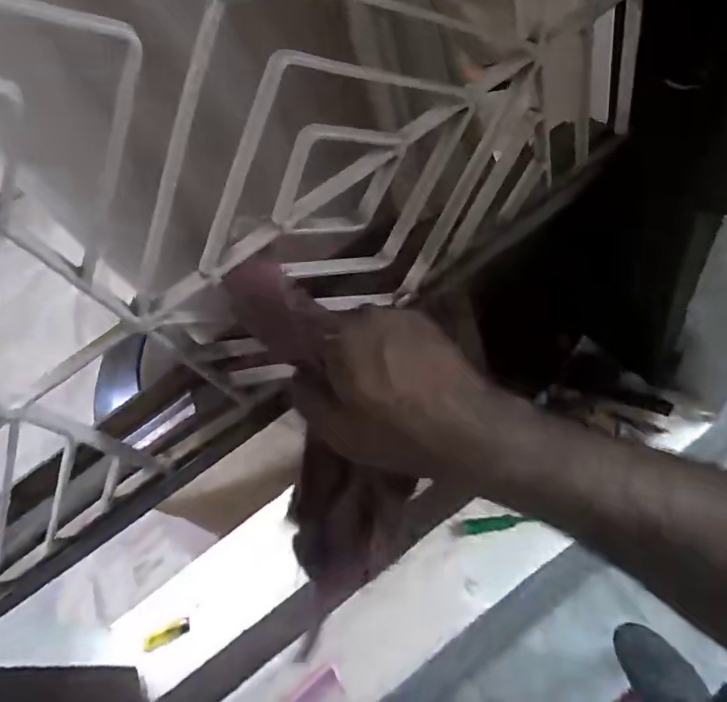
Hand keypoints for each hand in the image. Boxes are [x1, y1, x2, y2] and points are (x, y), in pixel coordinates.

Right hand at [223, 259, 513, 479]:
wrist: (470, 427)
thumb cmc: (398, 434)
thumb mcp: (340, 432)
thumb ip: (308, 398)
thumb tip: (296, 376)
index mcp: (341, 338)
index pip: (299, 317)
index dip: (278, 308)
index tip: (256, 292)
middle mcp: (368, 315)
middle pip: (338, 328)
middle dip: (335, 350)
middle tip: (343, 383)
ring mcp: (401, 315)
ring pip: (368, 330)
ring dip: (366, 349)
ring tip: (383, 385)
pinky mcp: (426, 323)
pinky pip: (394, 332)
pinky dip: (392, 348)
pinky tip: (407, 378)